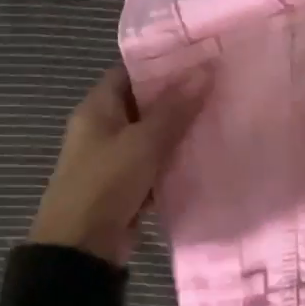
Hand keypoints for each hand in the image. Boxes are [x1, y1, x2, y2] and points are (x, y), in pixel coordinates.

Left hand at [29, 64, 210, 266]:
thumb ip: (176, 108)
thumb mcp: (144, 142)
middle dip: (179, 96)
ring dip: (182, 129)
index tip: (199, 57)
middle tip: (220, 85)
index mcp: (97, 109)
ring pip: (154, 133)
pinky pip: (157, 162)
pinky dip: (177, 158)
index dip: (161, 63)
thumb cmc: (106, 184)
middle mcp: (103, 128)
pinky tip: (209, 153)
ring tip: (223, 114)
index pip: (129, 72)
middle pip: (144, 102)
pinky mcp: (128, 183)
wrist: (81, 248)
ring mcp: (115, 157)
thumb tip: (206, 69)